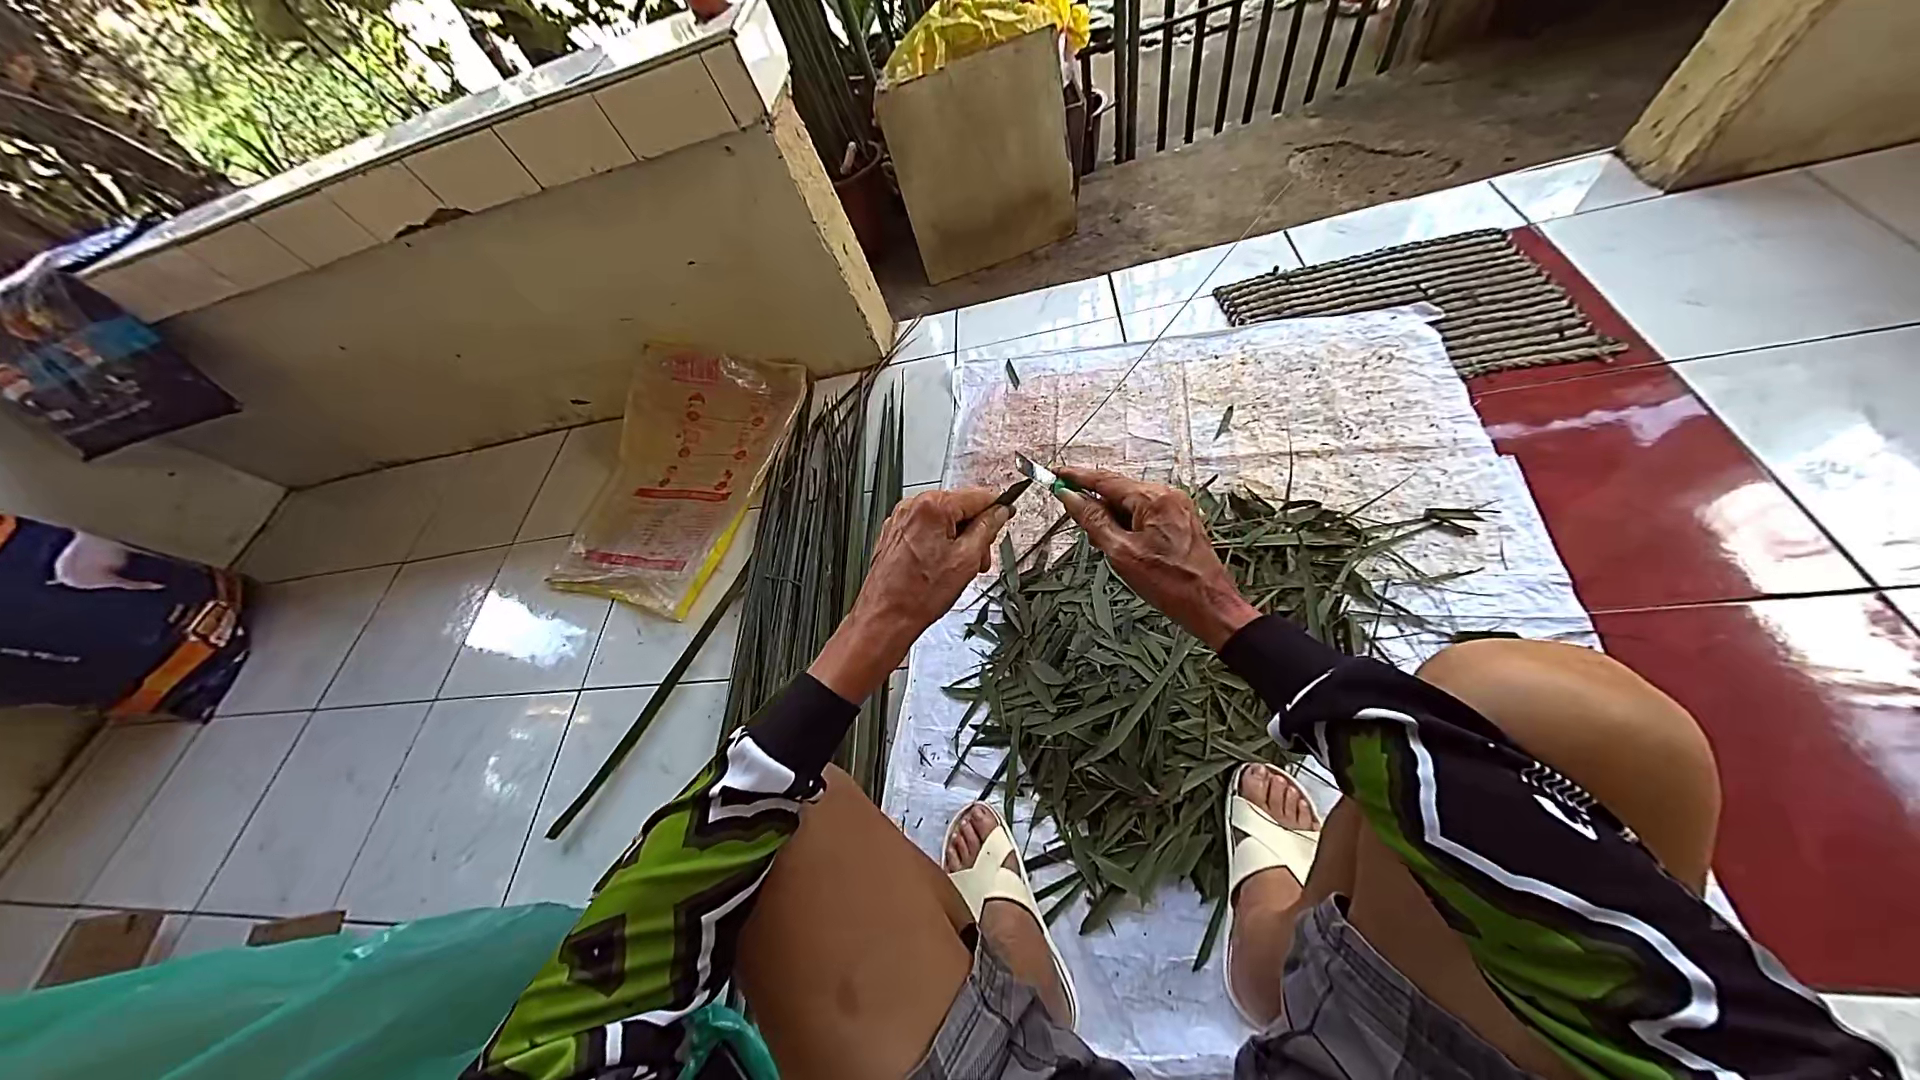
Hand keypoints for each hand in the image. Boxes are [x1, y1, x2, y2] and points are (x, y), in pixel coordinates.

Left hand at [809, 487, 1013, 701]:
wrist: (886, 616)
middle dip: (975, 531)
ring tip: (959, 568)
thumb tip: (999, 513)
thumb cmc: (917, 594)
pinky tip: (940, 568)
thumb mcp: (968, 559)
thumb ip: (987, 528)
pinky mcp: (895, 534)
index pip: (978, 495)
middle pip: (960, 507)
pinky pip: (926, 530)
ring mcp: (901, 520)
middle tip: (980, 557)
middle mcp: (912, 507)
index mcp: (932, 506)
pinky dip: (939, 544)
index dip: (997, 509)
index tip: (1005, 517)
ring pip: (944, 520)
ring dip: (959, 540)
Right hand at [1055, 467, 1260, 650]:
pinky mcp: (1179, 520)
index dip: (1076, 477)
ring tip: (1109, 548)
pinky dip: (1128, 526)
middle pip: (1117, 491)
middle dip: (1096, 508)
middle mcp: (1167, 495)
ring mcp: (1176, 507)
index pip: (1104, 480)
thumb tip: (1071, 498)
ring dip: (1112, 521)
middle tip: (1081, 527)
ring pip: (1130, 504)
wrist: (1209, 605)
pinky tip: (1124, 548)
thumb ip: (1093, 520)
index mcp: (1153, 498)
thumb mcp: (1121, 552)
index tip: (1055, 473)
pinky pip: (1144, 514)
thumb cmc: (1171, 583)